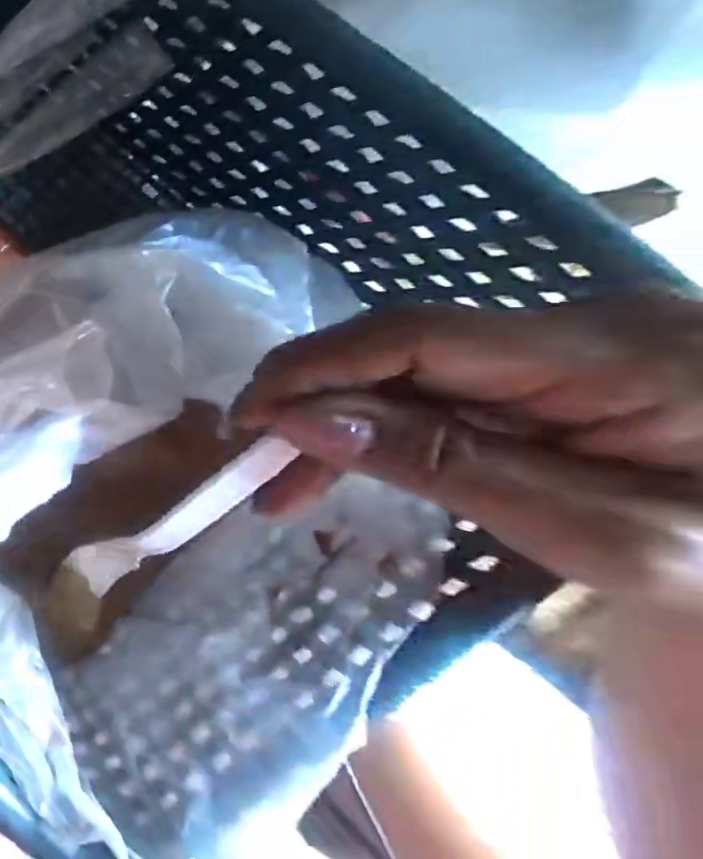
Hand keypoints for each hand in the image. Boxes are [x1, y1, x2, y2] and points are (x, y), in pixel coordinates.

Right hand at [234, 293, 702, 614]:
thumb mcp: (601, 538)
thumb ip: (444, 467)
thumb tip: (300, 419)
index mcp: (613, 354)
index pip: (415, 336)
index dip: (312, 369)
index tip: (245, 421)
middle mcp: (576, 321)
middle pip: (394, 347)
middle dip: (309, 402)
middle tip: (253, 464)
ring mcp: (559, 337)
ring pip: (398, 366)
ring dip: (332, 420)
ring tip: (282, 483)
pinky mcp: (541, 361)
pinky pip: (427, 382)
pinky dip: (374, 424)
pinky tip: (341, 459)